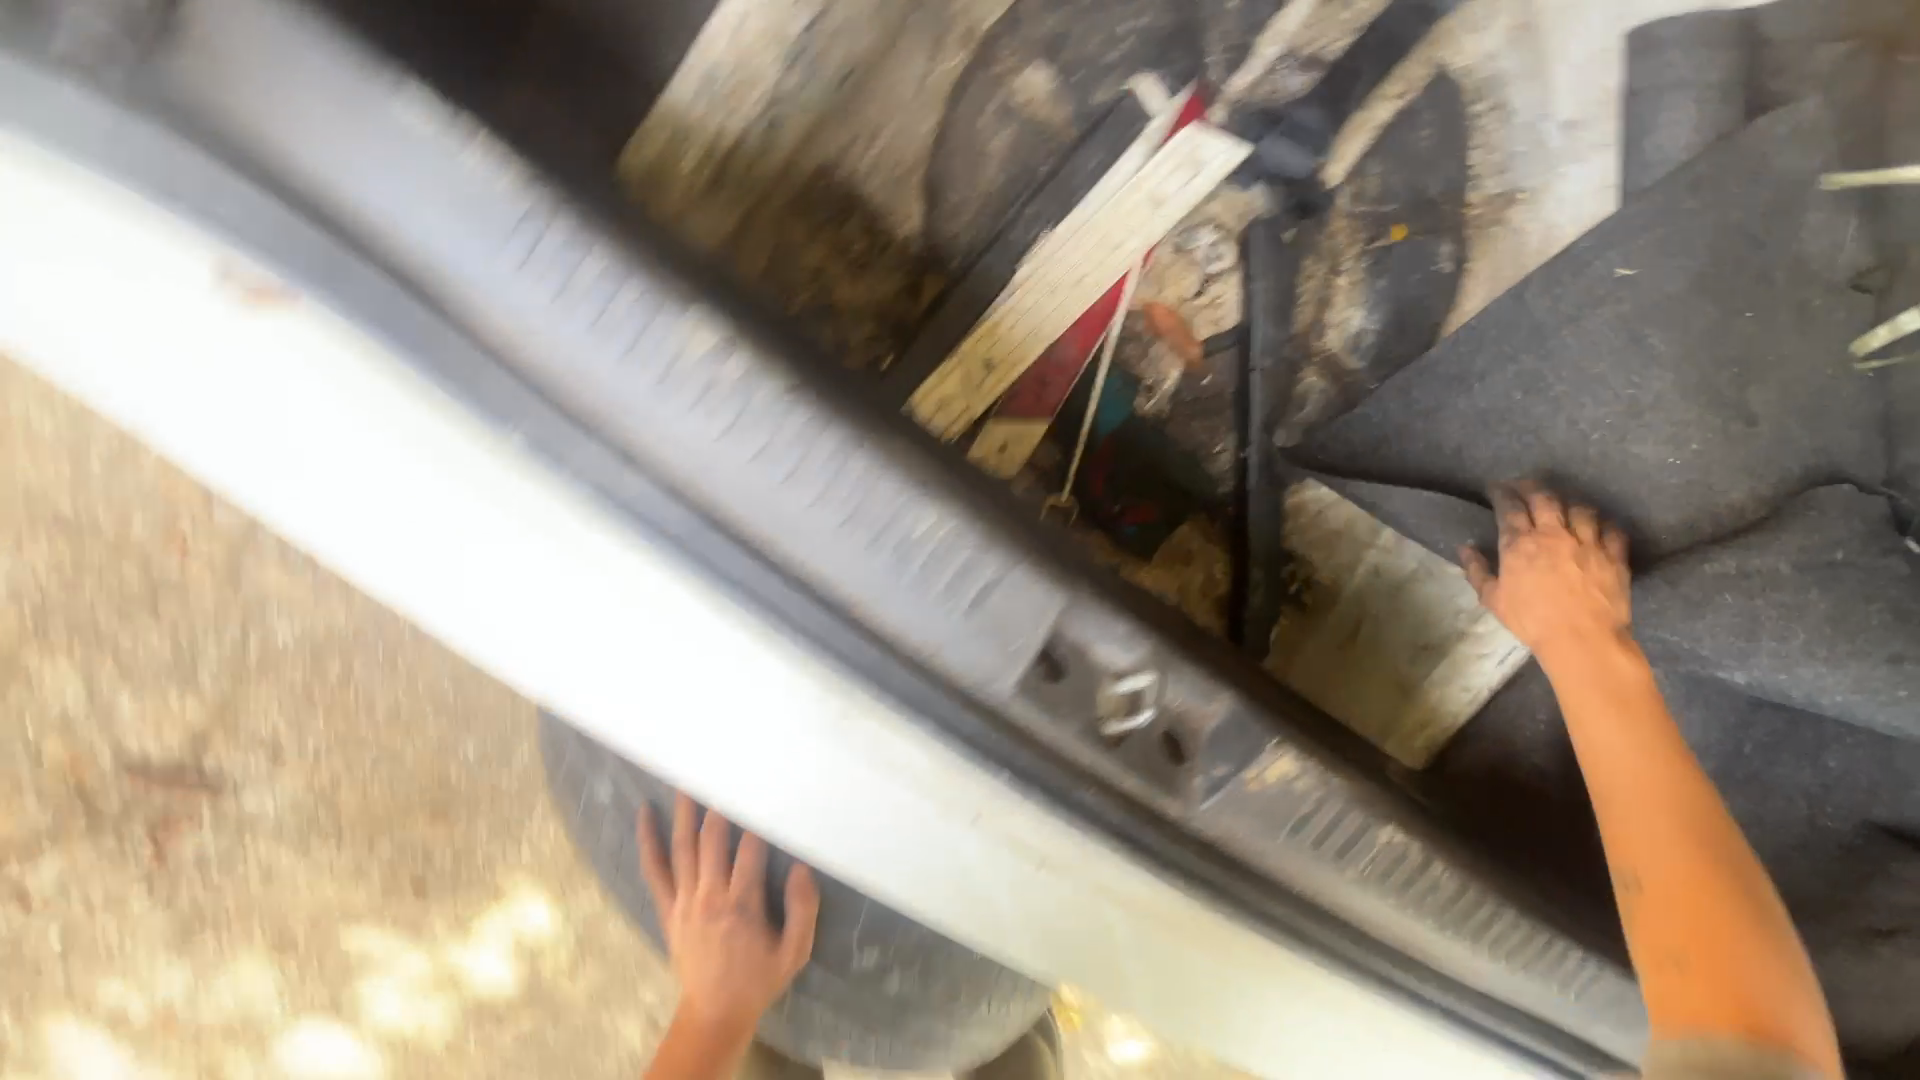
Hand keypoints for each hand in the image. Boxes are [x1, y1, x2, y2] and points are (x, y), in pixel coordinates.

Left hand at [638, 794, 819, 1040]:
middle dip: (721, 802)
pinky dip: (647, 840)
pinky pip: (654, 870)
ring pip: (682, 846)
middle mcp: (709, 896)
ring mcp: (684, 900)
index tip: (767, 788)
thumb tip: (802, 867)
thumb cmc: (759, 979)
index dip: (759, 817)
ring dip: (685, 810)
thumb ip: (802, 909)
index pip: (751, 848)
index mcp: (742, 905)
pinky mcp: (668, 908)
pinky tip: (644, 813)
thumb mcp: (795, 951)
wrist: (714, 1014)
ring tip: (689, 776)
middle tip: (728, 770)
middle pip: (712, 838)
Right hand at [1460, 482, 1632, 664]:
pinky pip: (1611, 528)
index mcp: (1519, 544)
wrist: (1582, 637)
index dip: (1501, 493)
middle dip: (1530, 486)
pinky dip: (1602, 522)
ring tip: (1562, 504)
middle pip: (1543, 498)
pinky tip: (1597, 524)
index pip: (1508, 507)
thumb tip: (1465, 547)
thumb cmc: (1530, 619)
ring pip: (1579, 508)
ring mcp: (1587, 542)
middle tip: (1523, 484)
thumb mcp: (1492, 598)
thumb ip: (1477, 570)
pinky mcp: (1613, 555)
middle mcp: (1553, 534)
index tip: (1495, 488)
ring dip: (1568, 502)